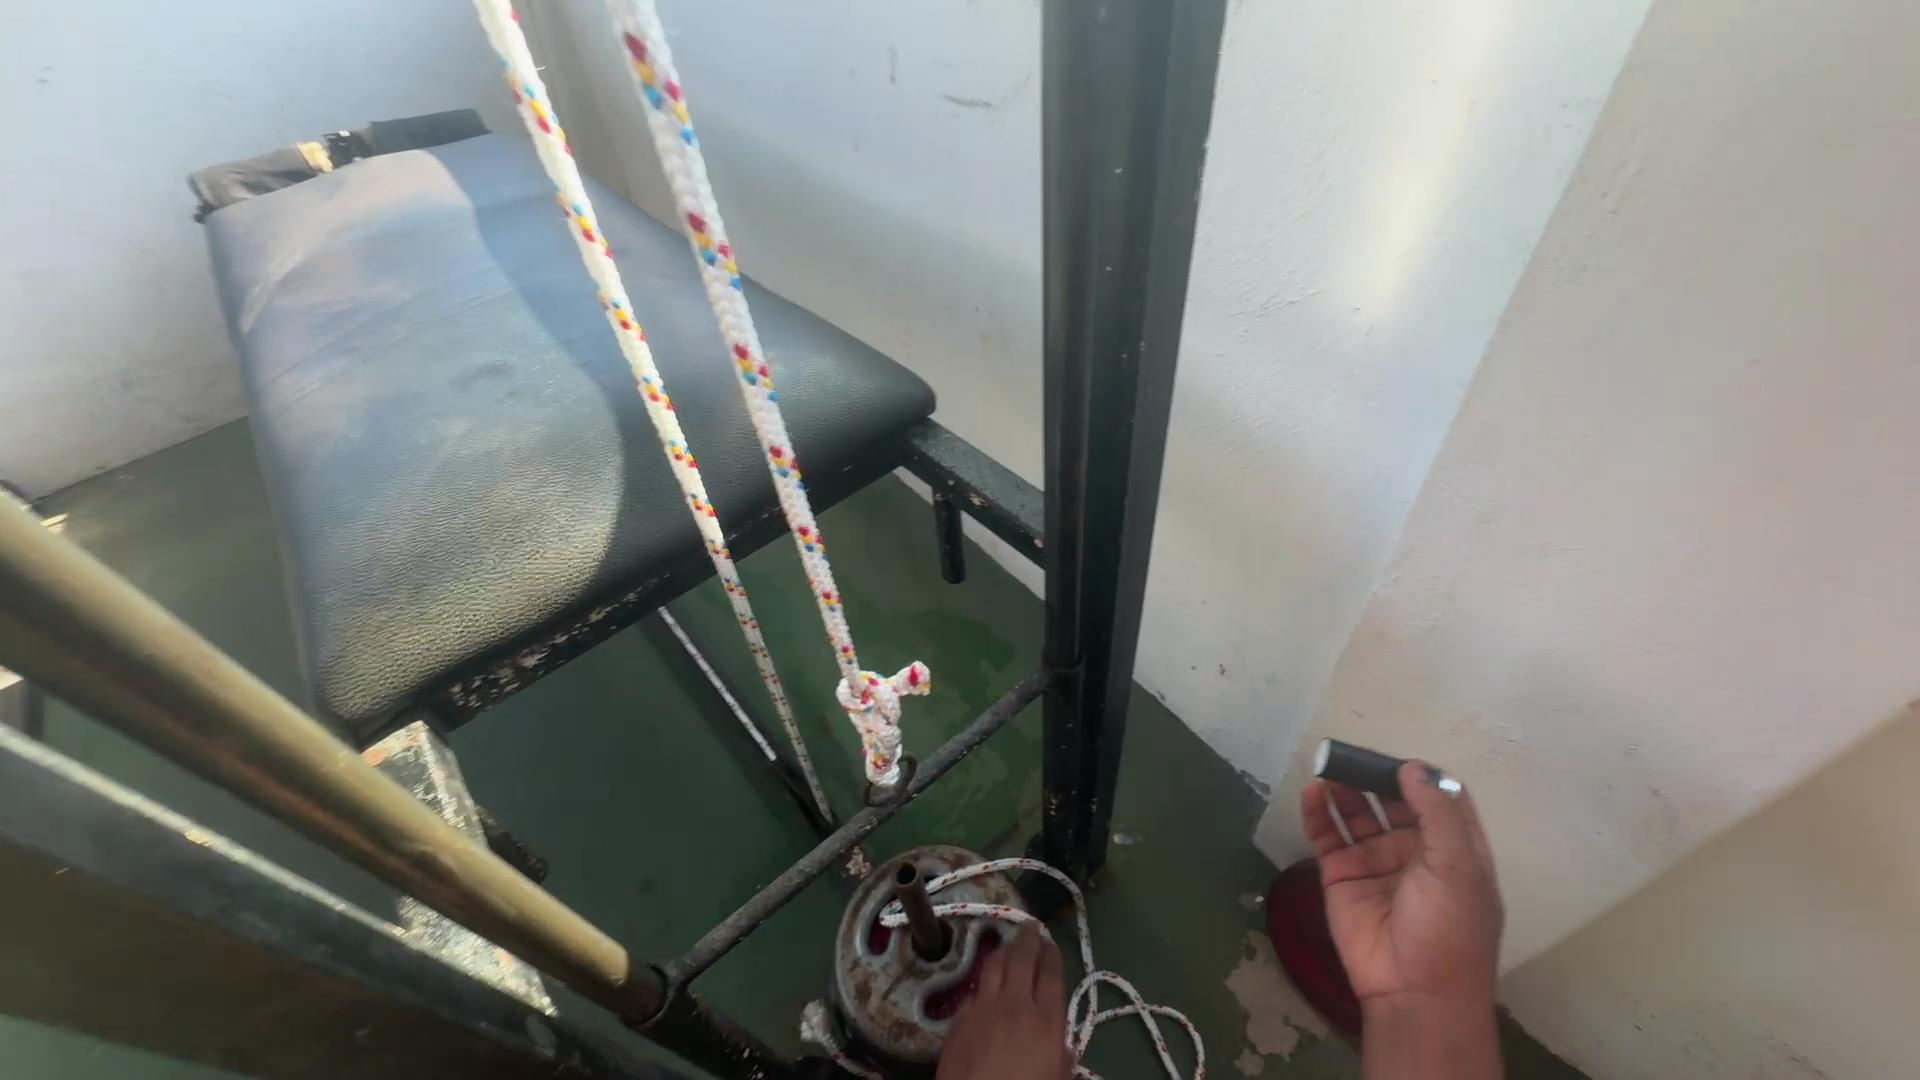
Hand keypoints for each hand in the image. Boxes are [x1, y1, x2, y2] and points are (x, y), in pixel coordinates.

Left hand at [937, 922, 1071, 1079]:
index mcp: (1046, 1022)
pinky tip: (985, 986)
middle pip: (1023, 958)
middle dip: (1030, 938)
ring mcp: (983, 1008)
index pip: (1052, 975)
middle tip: (1033, 926)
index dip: (1052, 954)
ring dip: (1005, 950)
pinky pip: (974, 991)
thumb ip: (1062, 1059)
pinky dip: (983, 983)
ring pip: (995, 965)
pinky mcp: (959, 1019)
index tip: (1052, 942)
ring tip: (1010, 944)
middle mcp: (1015, 1005)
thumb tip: (1062, 1047)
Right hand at [1302, 762, 1503, 1078]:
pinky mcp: (1341, 873)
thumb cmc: (1448, 929)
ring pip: (1356, 812)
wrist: (1413, 990)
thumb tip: (1411, 766)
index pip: (1439, 801)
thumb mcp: (1458, 868)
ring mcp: (1375, 860)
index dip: (1422, 777)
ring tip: (1326, 765)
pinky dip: (1316, 811)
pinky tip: (1311, 793)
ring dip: (1343, 788)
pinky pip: (1326, 834)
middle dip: (1373, 775)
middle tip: (1350, 754)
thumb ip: (1435, 813)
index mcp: (1453, 849)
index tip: (1400, 760)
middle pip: (1391, 799)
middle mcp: (1413, 850)